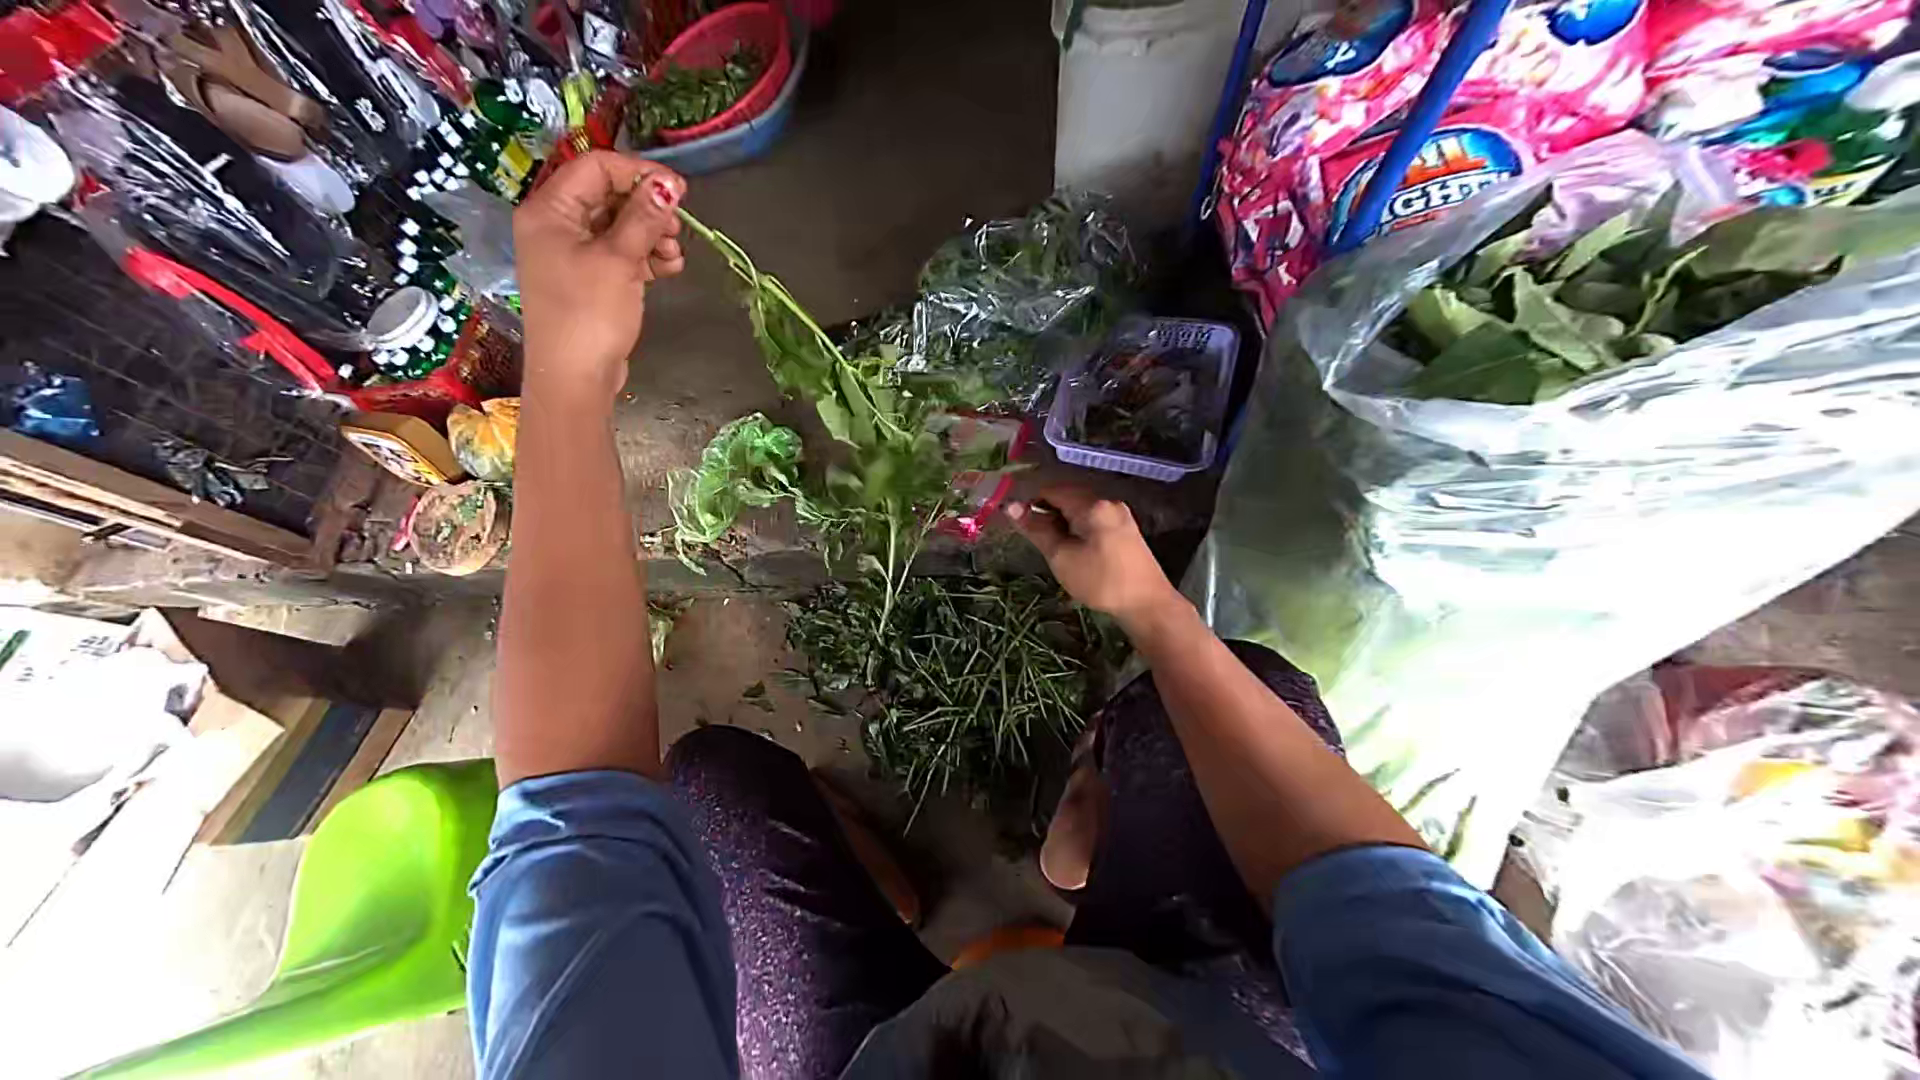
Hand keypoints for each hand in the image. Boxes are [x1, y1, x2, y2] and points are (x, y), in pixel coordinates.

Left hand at [513, 152, 687, 404]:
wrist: (575, 376)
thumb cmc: (589, 313)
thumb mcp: (620, 259)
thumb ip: (644, 218)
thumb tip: (668, 185)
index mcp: (549, 210)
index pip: (596, 169)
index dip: (638, 173)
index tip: (678, 190)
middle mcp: (557, 226)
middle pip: (609, 197)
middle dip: (648, 209)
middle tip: (677, 227)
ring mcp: (573, 254)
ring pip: (619, 227)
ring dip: (652, 235)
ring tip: (674, 256)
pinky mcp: (591, 280)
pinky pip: (621, 254)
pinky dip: (646, 257)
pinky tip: (668, 269)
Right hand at [1006, 486, 1184, 627]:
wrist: (1147, 604)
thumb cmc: (1101, 581)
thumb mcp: (1062, 557)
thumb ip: (1037, 530)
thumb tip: (1012, 507)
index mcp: (1092, 504)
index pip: (1052, 489)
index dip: (1030, 501)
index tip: (1015, 519)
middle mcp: (1108, 502)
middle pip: (1068, 496)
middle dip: (1046, 511)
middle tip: (1031, 535)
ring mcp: (1120, 515)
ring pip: (1080, 509)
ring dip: (1061, 521)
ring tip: (1050, 544)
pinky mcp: (1125, 529)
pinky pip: (1093, 519)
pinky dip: (1077, 527)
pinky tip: (1071, 546)